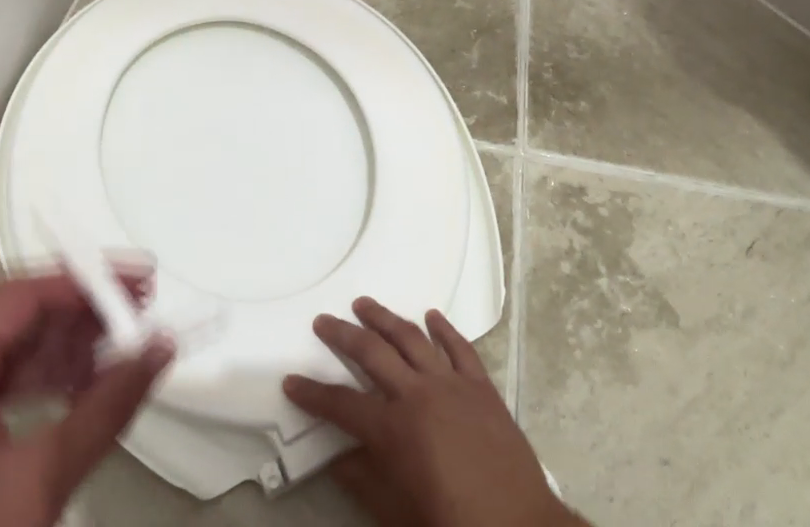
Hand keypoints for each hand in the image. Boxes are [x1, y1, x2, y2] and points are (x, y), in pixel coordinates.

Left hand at [0, 275, 174, 526]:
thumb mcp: (36, 483)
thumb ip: (106, 407)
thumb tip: (159, 350)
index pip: (15, 295)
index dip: (86, 282)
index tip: (144, 282)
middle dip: (71, 317)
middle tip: (136, 320)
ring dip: (47, 353)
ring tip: (112, 358)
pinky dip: (12, 385)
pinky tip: (63, 392)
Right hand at [283, 297, 584, 526]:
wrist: (518, 526)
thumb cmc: (450, 522)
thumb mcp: (396, 512)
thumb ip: (364, 481)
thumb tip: (338, 458)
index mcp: (393, 430)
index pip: (341, 404)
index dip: (313, 393)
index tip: (291, 381)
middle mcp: (418, 395)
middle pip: (372, 354)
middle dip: (342, 335)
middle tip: (323, 321)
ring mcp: (453, 385)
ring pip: (412, 339)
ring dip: (385, 318)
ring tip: (365, 304)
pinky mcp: (482, 386)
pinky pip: (460, 348)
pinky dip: (444, 328)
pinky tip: (431, 316)